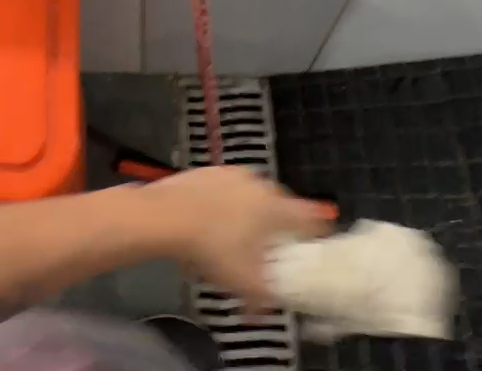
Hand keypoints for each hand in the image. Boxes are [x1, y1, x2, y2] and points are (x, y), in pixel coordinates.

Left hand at [138, 166, 332, 306]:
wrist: (166, 214)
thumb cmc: (212, 248)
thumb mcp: (243, 283)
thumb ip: (262, 299)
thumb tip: (261, 312)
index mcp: (276, 207)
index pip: (310, 218)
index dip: (315, 233)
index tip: (312, 246)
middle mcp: (258, 183)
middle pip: (279, 204)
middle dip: (277, 226)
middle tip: (268, 248)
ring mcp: (230, 173)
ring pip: (250, 195)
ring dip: (248, 212)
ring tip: (235, 237)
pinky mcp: (207, 169)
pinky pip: (225, 189)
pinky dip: (224, 203)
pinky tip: (210, 222)